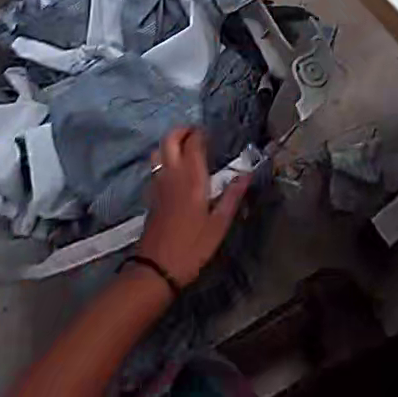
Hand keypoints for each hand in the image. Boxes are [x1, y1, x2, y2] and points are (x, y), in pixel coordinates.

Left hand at [136, 127, 251, 286]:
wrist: (157, 266)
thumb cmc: (193, 246)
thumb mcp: (219, 225)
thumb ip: (231, 196)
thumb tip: (246, 174)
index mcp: (191, 177)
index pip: (193, 142)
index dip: (200, 133)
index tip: (211, 135)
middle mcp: (172, 172)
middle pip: (170, 137)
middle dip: (183, 130)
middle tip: (196, 135)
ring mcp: (158, 181)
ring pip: (159, 148)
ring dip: (171, 141)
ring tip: (186, 148)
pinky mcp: (151, 191)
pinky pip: (155, 163)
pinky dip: (164, 156)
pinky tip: (175, 169)